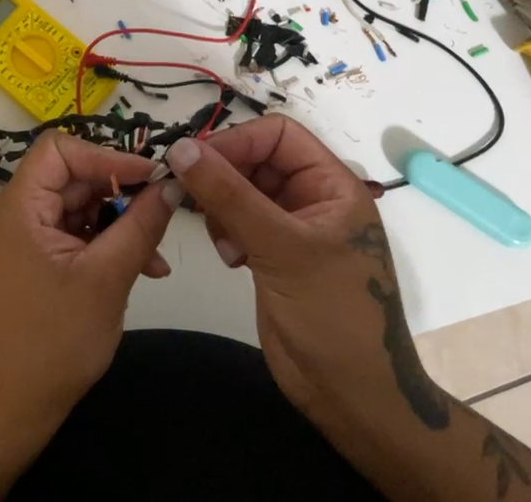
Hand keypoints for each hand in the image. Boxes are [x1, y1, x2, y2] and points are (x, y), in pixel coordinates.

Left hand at [0, 131, 178, 420]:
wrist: (23, 398)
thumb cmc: (59, 337)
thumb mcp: (109, 276)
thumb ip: (141, 224)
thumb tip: (172, 184)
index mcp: (16, 206)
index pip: (59, 151)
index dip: (107, 156)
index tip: (150, 176)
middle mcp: (11, 210)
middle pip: (71, 178)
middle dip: (119, 195)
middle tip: (163, 214)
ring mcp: (19, 233)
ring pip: (77, 205)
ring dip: (118, 223)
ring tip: (155, 257)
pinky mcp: (31, 253)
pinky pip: (72, 230)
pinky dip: (104, 242)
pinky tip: (142, 267)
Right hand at [164, 116, 448, 432]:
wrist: (350, 395)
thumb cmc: (332, 314)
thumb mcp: (280, 248)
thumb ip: (229, 195)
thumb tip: (180, 147)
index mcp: (333, 186)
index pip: (278, 135)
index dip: (237, 140)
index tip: (195, 161)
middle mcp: (313, 199)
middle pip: (255, 159)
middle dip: (222, 175)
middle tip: (193, 198)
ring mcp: (292, 228)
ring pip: (240, 189)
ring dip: (220, 206)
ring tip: (223, 238)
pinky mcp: (272, 253)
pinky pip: (237, 220)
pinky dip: (224, 230)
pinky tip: (230, 257)